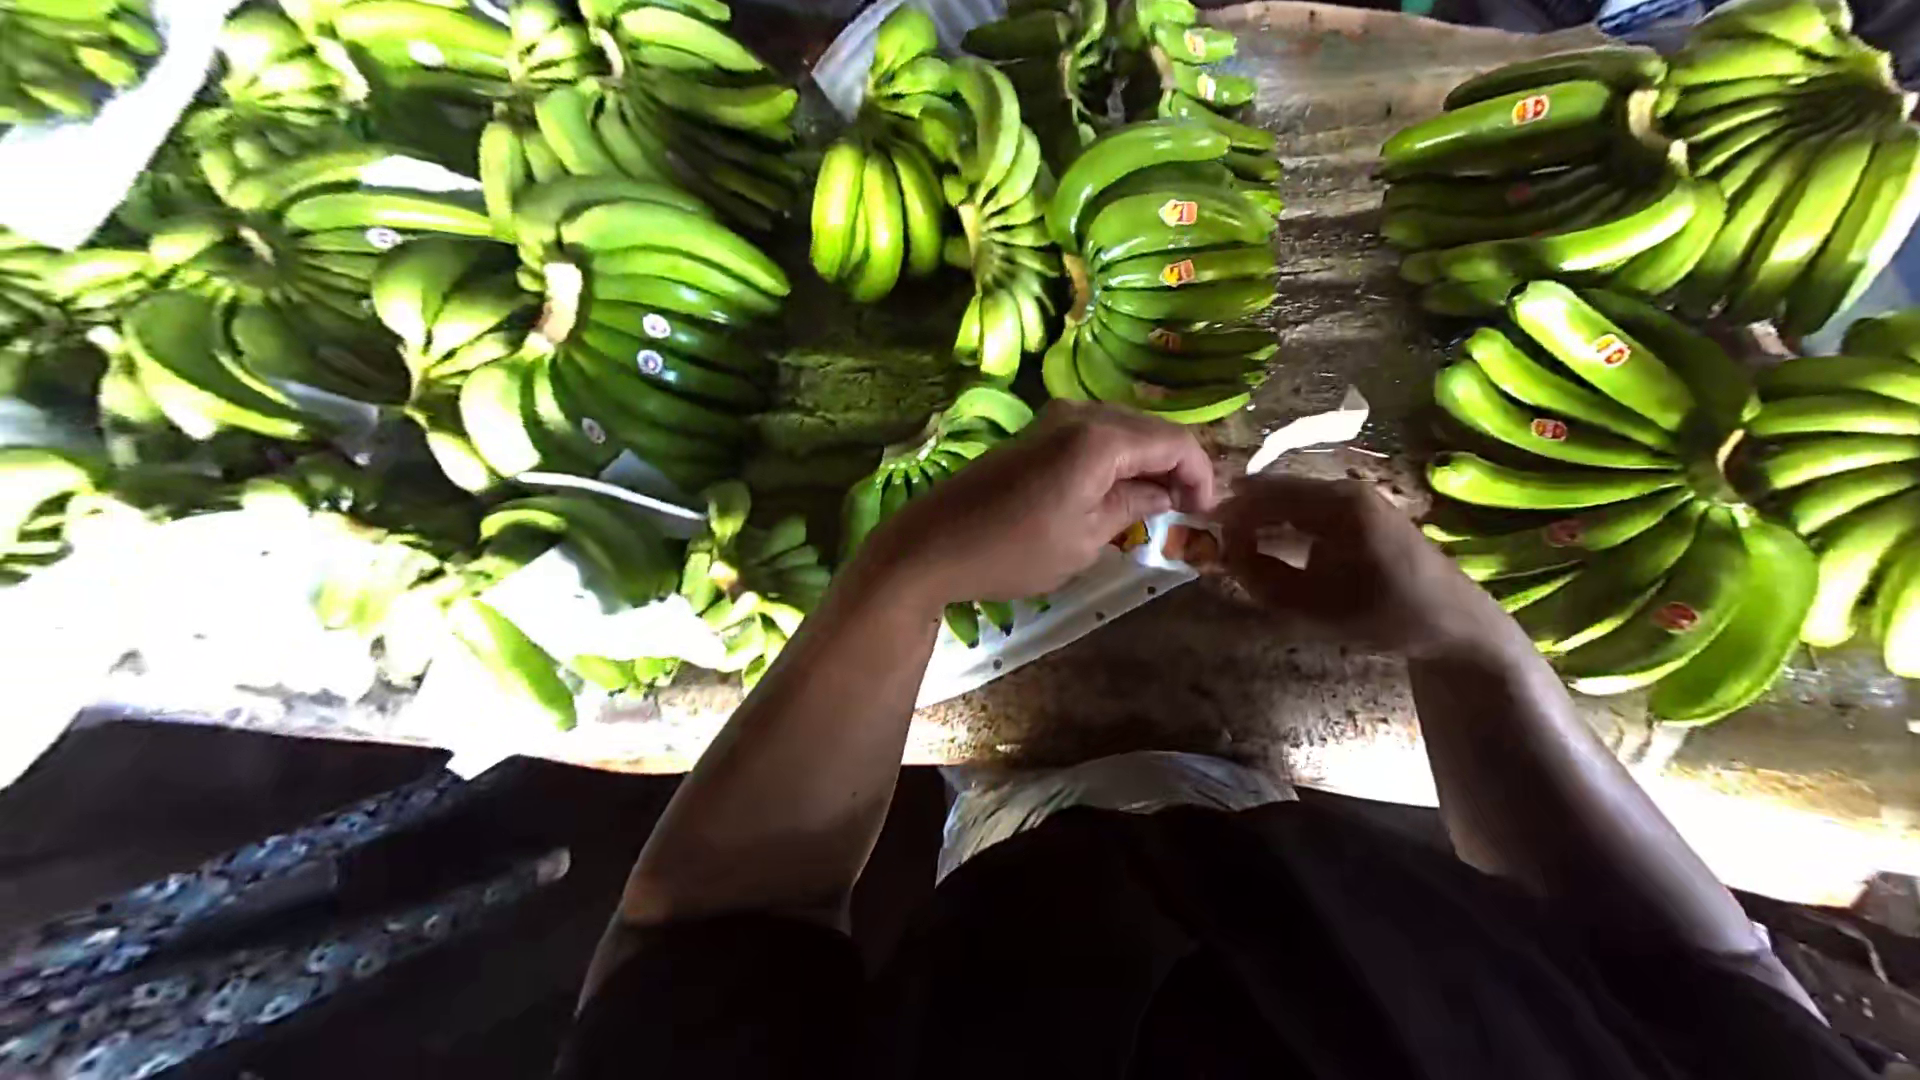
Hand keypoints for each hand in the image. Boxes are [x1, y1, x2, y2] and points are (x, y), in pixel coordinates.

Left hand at [860, 402, 1217, 608]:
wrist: (931, 545)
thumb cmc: (1012, 551)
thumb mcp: (1084, 539)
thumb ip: (1132, 506)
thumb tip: (1165, 493)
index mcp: (1099, 438)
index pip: (1175, 442)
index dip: (1200, 474)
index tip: (1206, 511)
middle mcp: (1078, 414)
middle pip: (1149, 430)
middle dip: (1175, 466)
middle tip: (1185, 509)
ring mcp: (1050, 420)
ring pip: (1120, 431)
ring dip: (1143, 463)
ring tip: (1154, 505)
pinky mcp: (1031, 434)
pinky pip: (1090, 438)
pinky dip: (1112, 461)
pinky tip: (1114, 491)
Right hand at [1218, 476, 1512, 659]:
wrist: (1454, 624)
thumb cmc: (1384, 615)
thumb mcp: (1311, 605)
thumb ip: (1259, 577)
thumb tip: (1222, 554)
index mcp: (1337, 505)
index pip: (1262, 497)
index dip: (1228, 518)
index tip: (1205, 543)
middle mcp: (1344, 490)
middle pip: (1272, 491)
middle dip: (1239, 514)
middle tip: (1213, 543)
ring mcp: (1354, 498)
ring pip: (1286, 499)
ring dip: (1257, 519)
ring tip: (1235, 549)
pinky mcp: (1358, 512)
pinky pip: (1304, 509)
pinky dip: (1278, 524)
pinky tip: (1267, 548)